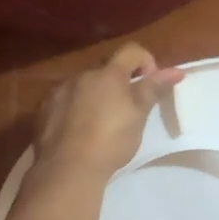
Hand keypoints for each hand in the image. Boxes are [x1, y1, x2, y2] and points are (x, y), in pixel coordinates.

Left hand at [33, 43, 183, 179]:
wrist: (68, 168)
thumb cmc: (112, 140)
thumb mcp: (139, 116)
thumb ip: (153, 89)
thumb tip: (176, 70)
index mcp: (108, 74)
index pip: (131, 51)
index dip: (146, 61)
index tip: (150, 85)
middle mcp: (81, 76)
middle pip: (105, 68)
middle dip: (119, 82)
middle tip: (127, 109)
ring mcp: (58, 91)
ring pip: (83, 85)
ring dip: (95, 95)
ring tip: (100, 123)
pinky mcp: (43, 110)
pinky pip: (64, 100)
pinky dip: (74, 108)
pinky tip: (78, 131)